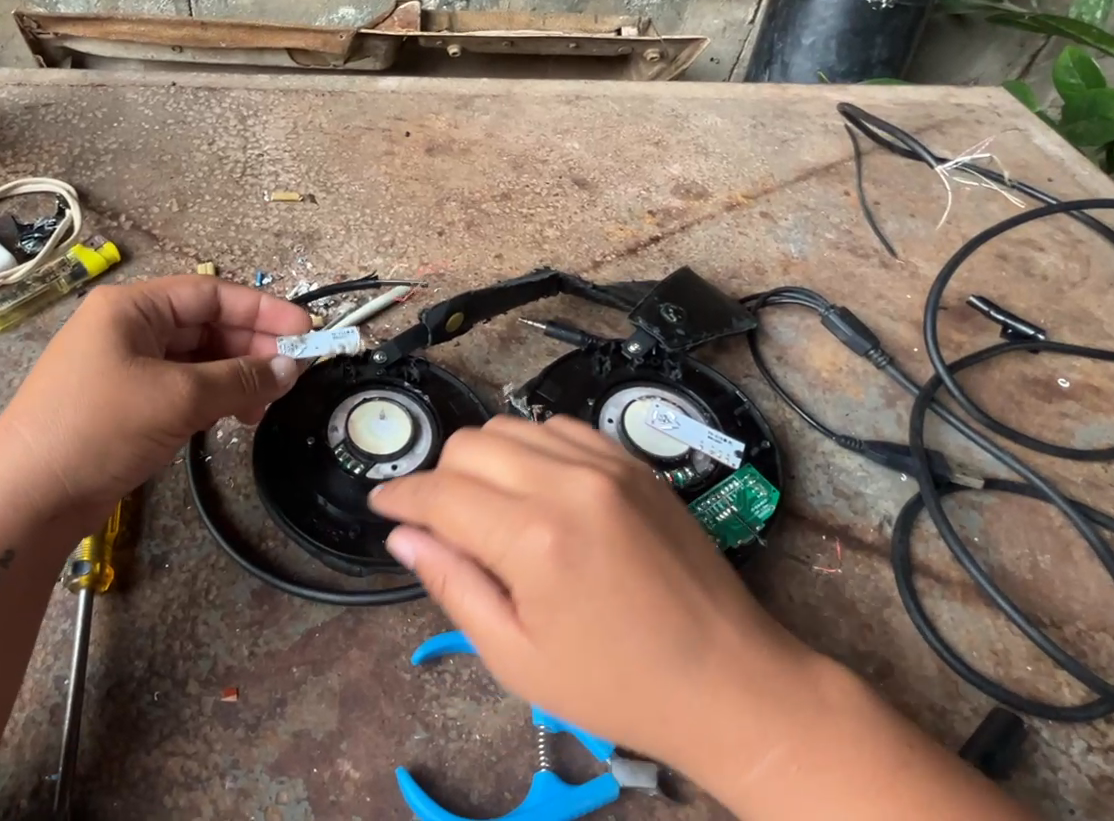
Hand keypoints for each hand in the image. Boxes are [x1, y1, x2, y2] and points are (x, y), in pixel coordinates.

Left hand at [0, 275, 308, 522]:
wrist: (27, 498)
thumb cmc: (98, 428)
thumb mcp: (177, 397)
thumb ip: (239, 379)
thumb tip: (290, 370)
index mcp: (132, 308)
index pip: (210, 294)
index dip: (262, 310)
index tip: (305, 331)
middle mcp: (128, 329)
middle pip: (205, 326)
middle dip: (252, 348)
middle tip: (293, 374)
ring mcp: (124, 368)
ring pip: (196, 361)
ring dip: (235, 378)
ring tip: (267, 405)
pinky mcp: (125, 405)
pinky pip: (181, 390)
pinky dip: (212, 399)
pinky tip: (235, 418)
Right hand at [369, 416, 819, 775]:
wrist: (732, 683)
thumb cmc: (615, 686)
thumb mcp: (515, 656)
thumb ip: (451, 585)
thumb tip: (403, 536)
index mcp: (533, 539)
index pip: (439, 493)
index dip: (399, 496)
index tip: (381, 504)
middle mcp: (566, 484)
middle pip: (468, 446)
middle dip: (439, 479)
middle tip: (442, 523)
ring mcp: (606, 465)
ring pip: (509, 427)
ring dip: (482, 460)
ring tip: (488, 506)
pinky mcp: (633, 463)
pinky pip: (558, 427)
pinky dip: (530, 449)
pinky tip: (535, 487)